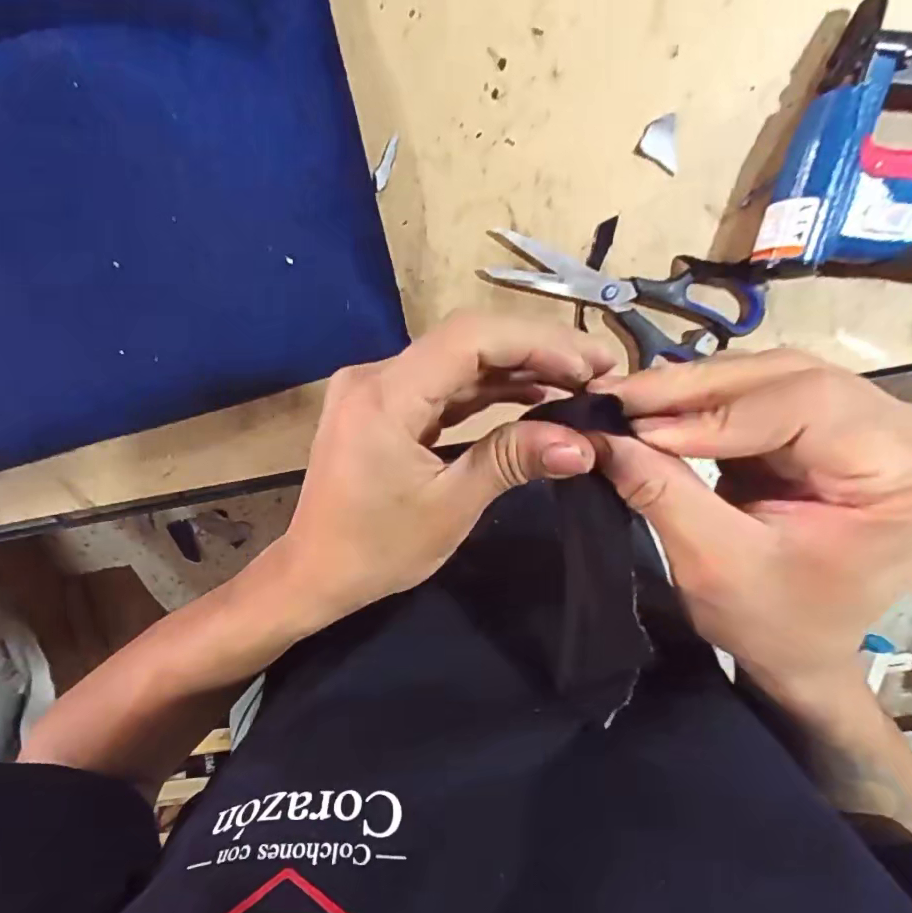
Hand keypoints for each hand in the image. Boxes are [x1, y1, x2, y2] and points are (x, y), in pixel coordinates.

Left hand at [278, 311, 621, 619]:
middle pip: (466, 341)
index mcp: (386, 396)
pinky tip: (532, 393)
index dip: (536, 342)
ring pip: (457, 361)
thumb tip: (583, 444)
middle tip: (597, 369)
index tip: (589, 366)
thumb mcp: (451, 506)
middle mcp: (375, 376)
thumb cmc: (377, 550)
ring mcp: (376, 388)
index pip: (470, 338)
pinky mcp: (383, 406)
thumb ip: (512, 460)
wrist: (314, 574)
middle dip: (536, 350)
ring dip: (517, 368)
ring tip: (577, 381)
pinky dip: (487, 389)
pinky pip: (443, 385)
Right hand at [590, 350, 911, 708]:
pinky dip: (716, 404)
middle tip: (621, 398)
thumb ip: (663, 492)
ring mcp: (897, 424)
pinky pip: (778, 394)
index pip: (810, 405)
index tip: (635, 425)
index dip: (712, 411)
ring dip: (702, 392)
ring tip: (636, 404)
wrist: (804, 653)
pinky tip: (668, 411)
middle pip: (797, 379)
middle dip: (698, 392)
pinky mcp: (856, 425)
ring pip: (782, 378)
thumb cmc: (774, 627)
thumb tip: (603, 433)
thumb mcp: (715, 564)